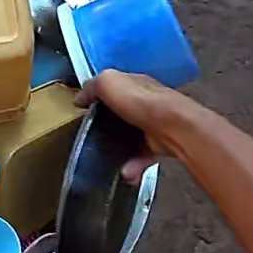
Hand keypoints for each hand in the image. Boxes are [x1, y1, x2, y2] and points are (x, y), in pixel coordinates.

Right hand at [76, 70, 197, 180]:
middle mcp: (145, 103)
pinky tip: (125, 171)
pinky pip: (141, 157)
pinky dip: (133, 165)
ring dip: (119, 152)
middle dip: (108, 129)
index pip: (114, 88)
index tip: (85, 112)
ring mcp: (154, 124)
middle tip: (93, 139)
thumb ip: (93, 87)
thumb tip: (80, 97)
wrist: (171, 125)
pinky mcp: (160, 145)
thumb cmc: (139, 100)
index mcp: (134, 84)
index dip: (99, 98)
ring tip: (108, 161)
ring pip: (131, 139)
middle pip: (122, 115)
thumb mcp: (108, 81)